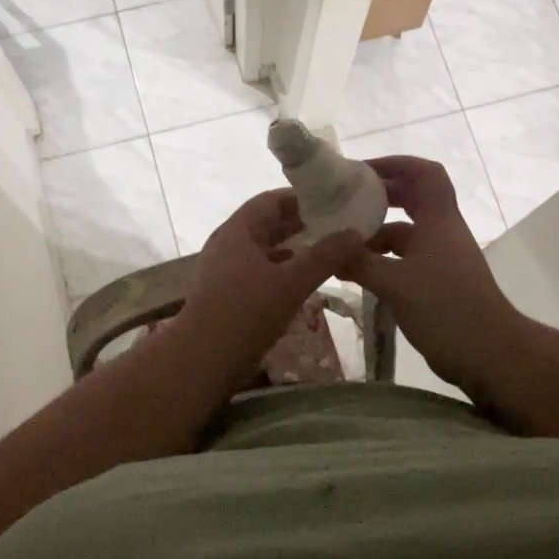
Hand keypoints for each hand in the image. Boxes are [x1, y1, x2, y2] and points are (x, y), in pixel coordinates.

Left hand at [177, 189, 365, 387]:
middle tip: (338, 227)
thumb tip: (356, 232)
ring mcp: (226, 270)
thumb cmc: (245, 313)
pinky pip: (260, 271)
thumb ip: (325, 256)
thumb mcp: (291, 282)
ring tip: (327, 252)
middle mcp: (228, 244)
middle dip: (301, 224)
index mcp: (237, 231)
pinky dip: (283, 270)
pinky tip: (304, 280)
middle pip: (267, 224)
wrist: (202, 361)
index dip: (302, 198)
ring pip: (265, 250)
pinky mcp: (228, 294)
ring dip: (293, 249)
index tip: (334, 201)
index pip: (271, 200)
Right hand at [337, 156, 521, 394]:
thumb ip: (358, 262)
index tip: (360, 172)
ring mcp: (440, 258)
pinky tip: (355, 271)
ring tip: (339, 240)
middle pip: (412, 198)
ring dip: (375, 231)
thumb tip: (324, 248)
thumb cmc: (446, 309)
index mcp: (439, 221)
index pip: (424, 173)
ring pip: (405, 231)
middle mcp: (441, 232)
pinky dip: (381, 258)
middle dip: (378, 196)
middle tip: (342, 201)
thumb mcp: (395, 284)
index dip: (395, 164)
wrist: (488, 354)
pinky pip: (404, 258)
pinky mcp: (435, 282)